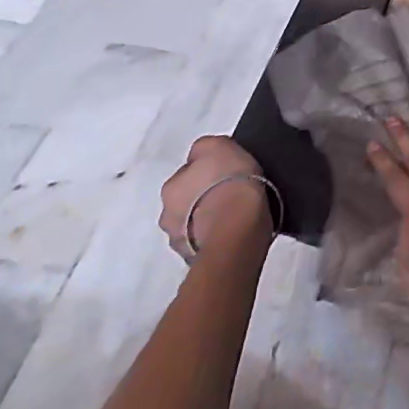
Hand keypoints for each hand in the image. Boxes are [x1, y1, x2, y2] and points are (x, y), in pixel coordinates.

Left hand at [159, 135, 270, 261]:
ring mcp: (180, 243)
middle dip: (201, 200)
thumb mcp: (219, 145)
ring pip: (192, 227)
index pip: (185, 175)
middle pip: (185, 203)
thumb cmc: (230, 182)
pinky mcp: (197, 262)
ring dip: (206, 222)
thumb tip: (200, 156)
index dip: (206, 173)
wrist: (240, 228)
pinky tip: (233, 235)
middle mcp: (167, 216)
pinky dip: (215, 240)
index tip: (224, 174)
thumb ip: (204, 148)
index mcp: (170, 187)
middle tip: (227, 196)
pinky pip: (205, 246)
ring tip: (232, 218)